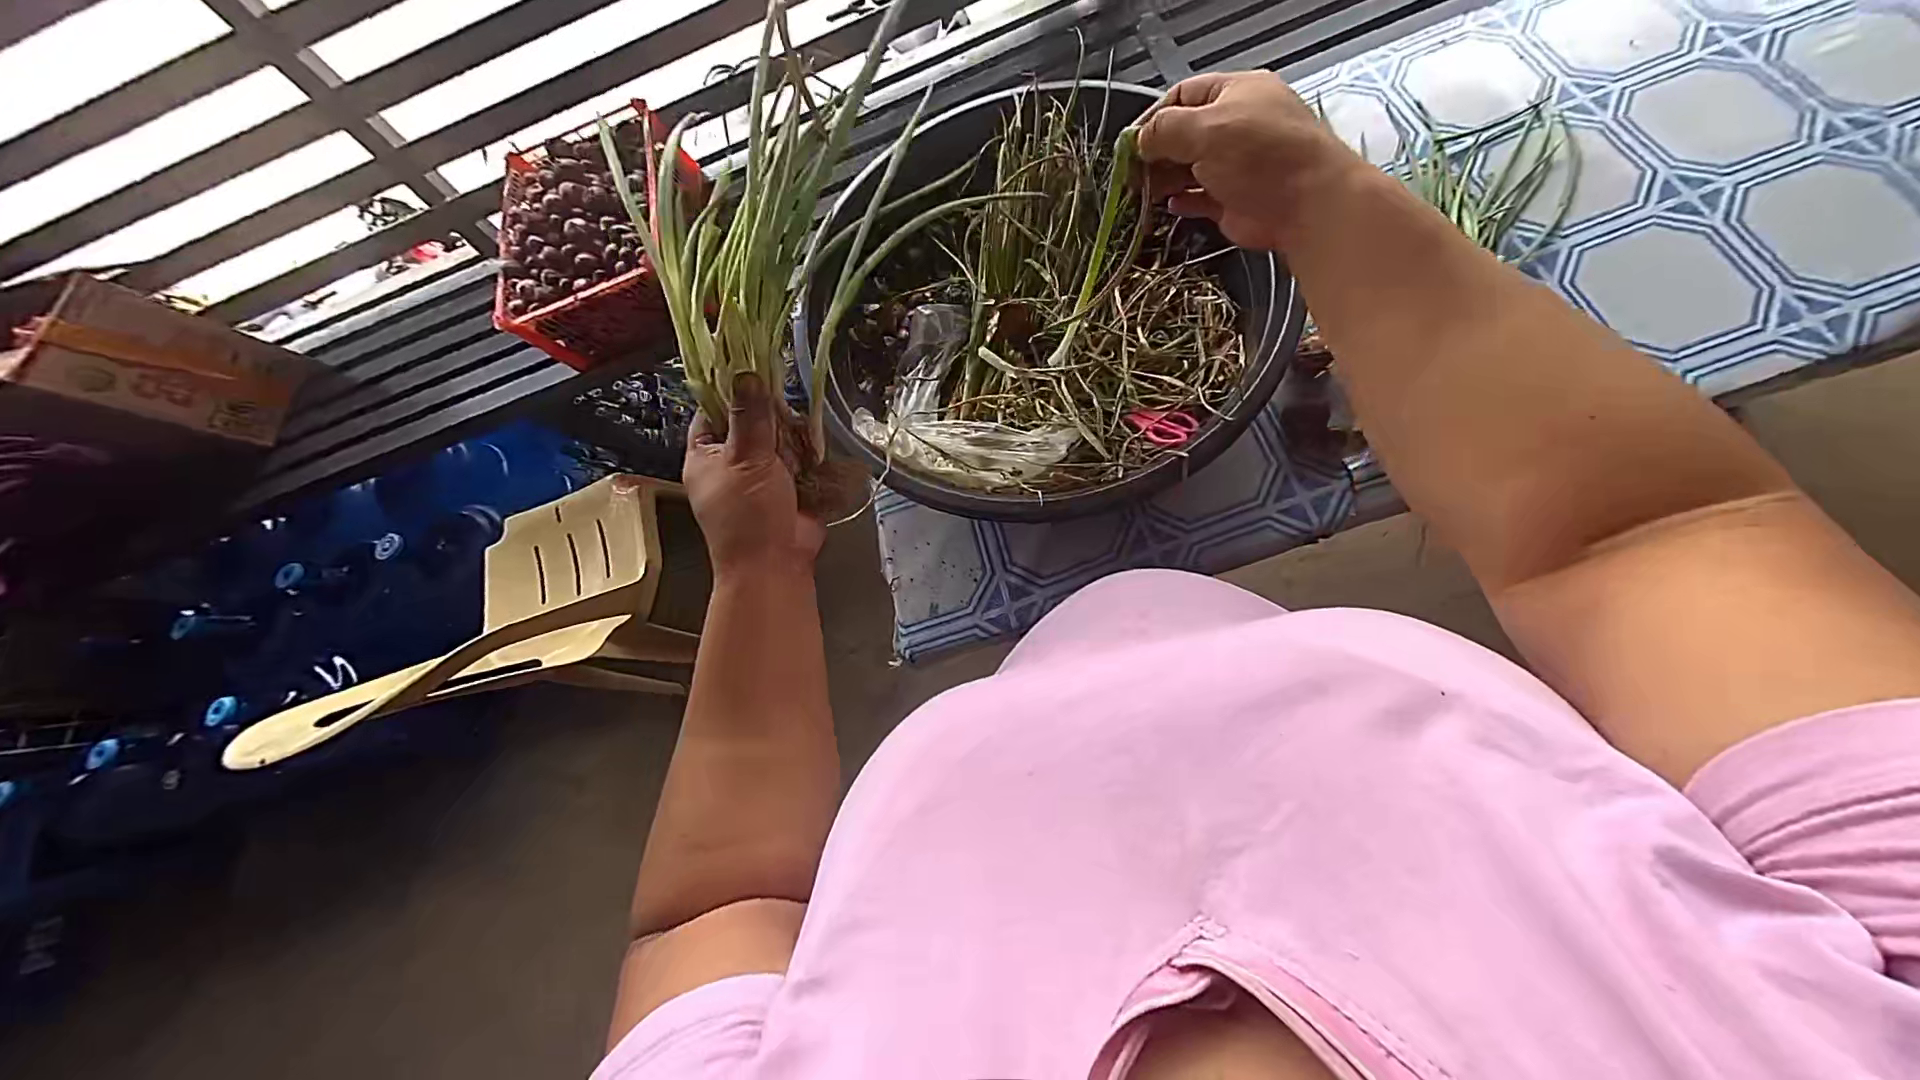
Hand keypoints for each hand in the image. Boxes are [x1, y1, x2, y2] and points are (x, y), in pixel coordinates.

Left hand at [683, 372, 824, 578]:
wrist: (775, 564)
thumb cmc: (748, 516)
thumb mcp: (745, 458)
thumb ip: (749, 415)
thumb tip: (746, 374)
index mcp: (706, 454)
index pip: (715, 408)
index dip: (734, 392)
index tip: (758, 377)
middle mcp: (732, 461)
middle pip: (754, 420)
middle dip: (773, 422)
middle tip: (780, 429)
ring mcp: (763, 474)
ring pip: (781, 438)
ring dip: (793, 442)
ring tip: (794, 455)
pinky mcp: (790, 486)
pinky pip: (800, 458)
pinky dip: (808, 458)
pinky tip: (810, 461)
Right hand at [1137, 71, 1363, 251]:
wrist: (1305, 204)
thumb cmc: (1262, 155)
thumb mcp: (1207, 130)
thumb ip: (1165, 130)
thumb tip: (1138, 140)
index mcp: (1234, 94)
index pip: (1183, 97)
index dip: (1153, 119)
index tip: (1130, 144)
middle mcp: (1234, 127)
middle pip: (1181, 136)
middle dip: (1155, 154)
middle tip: (1132, 175)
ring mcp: (1234, 165)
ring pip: (1186, 169)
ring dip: (1163, 181)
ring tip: (1144, 194)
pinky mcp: (1231, 200)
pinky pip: (1198, 198)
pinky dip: (1181, 202)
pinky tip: (1169, 206)